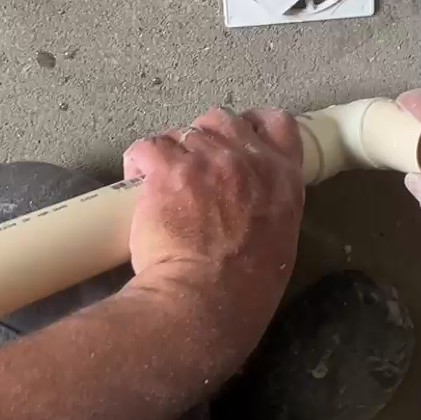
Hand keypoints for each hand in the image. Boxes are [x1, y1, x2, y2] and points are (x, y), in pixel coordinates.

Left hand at [121, 107, 305, 367]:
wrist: (204, 300)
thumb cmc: (244, 287)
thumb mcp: (280, 238)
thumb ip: (268, 203)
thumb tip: (246, 195)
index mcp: (282, 178)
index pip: (276, 123)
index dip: (251, 125)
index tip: (235, 139)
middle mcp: (247, 159)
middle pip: (221, 119)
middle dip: (204, 137)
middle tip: (191, 167)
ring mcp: (207, 160)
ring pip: (181, 132)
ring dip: (170, 153)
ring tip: (162, 184)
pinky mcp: (168, 168)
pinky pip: (146, 147)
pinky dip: (138, 164)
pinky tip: (138, 187)